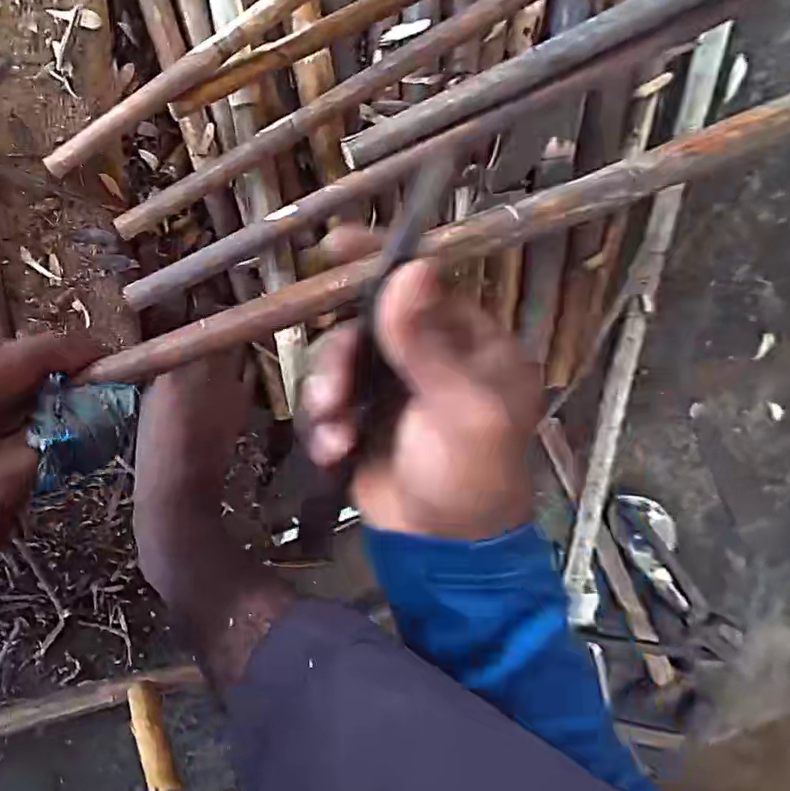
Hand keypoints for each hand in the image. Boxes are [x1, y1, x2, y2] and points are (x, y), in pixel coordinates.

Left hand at [0, 331, 98, 557]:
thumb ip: (49, 447)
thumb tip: (87, 418)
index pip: (55, 347)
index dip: (92, 362)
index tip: (116, 384)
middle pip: (31, 358)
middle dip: (57, 392)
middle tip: (67, 440)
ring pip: (7, 368)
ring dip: (26, 400)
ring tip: (23, 448)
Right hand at [300, 259, 541, 540]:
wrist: (438, 546)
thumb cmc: (470, 477)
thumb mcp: (459, 410)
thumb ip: (427, 342)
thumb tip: (411, 269)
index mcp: (468, 342)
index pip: (421, 282)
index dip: (377, 258)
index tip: (333, 245)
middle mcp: (423, 353)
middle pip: (357, 323)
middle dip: (337, 361)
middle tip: (334, 397)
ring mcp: (385, 382)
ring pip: (330, 359)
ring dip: (324, 397)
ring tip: (336, 434)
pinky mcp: (354, 410)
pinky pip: (319, 396)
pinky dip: (320, 423)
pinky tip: (335, 450)